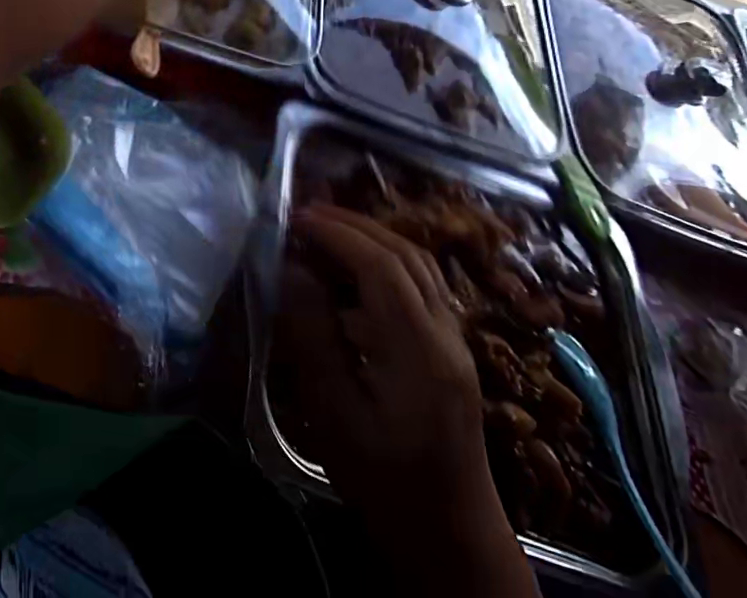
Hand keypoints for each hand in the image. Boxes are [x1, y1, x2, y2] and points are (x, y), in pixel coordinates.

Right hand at [275, 203, 511, 559]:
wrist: (449, 533)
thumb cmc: (383, 479)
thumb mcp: (335, 412)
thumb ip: (313, 336)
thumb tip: (291, 271)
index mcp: (420, 350)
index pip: (382, 267)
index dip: (337, 234)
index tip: (295, 219)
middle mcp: (446, 334)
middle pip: (408, 255)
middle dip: (355, 225)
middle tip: (306, 213)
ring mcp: (455, 341)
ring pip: (420, 267)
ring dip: (373, 237)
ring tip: (325, 230)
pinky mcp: (451, 351)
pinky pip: (422, 286)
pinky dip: (385, 262)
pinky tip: (353, 275)